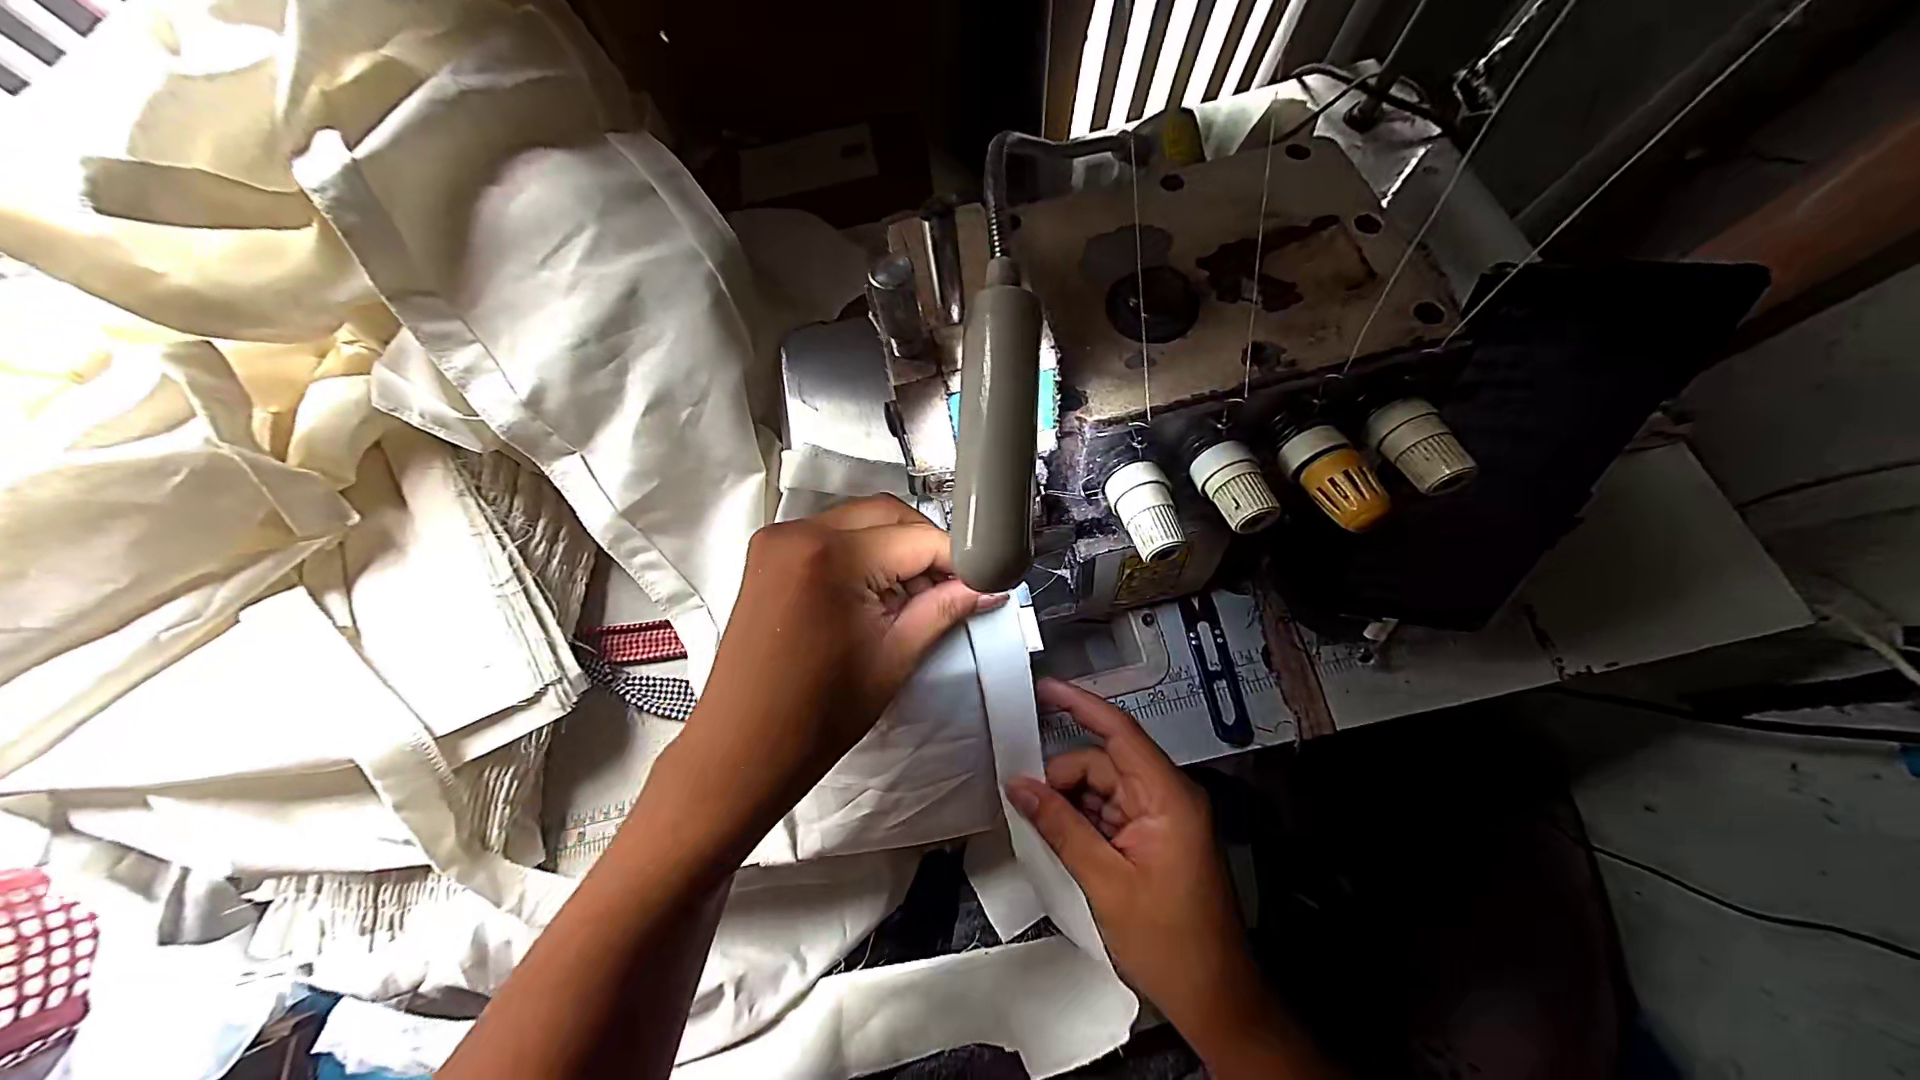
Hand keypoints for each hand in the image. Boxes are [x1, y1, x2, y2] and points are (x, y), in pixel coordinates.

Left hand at [688, 495, 1003, 817]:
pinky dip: (863, 554)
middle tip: (951, 589)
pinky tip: (876, 593)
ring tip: (912, 598)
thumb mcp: (894, 657)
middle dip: (927, 547)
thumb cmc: (814, 716)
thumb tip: (986, 587)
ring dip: (895, 549)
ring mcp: (777, 540)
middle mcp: (798, 532)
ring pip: (860, 521)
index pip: (918, 538)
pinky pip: (831, 535)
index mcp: (831, 556)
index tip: (983, 580)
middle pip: (888, 516)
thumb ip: (944, 609)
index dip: (958, 559)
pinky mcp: (768, 555)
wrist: (741, 749)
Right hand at [1007, 678, 1258, 1031]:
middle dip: (1063, 779)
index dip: (1080, 704)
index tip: (1046, 689)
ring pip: (1102, 788)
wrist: (1214, 997)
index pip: (1120, 732)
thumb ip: (1059, 826)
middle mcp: (1167, 796)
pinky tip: (1065, 841)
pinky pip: (1110, 810)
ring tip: (1046, 832)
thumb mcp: (1105, 882)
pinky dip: (1083, 821)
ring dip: (1071, 804)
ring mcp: (1162, 816)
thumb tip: (1020, 786)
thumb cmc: (1171, 943)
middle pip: (1103, 763)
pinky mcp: (1154, 835)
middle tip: (1027, 804)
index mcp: (1167, 797)